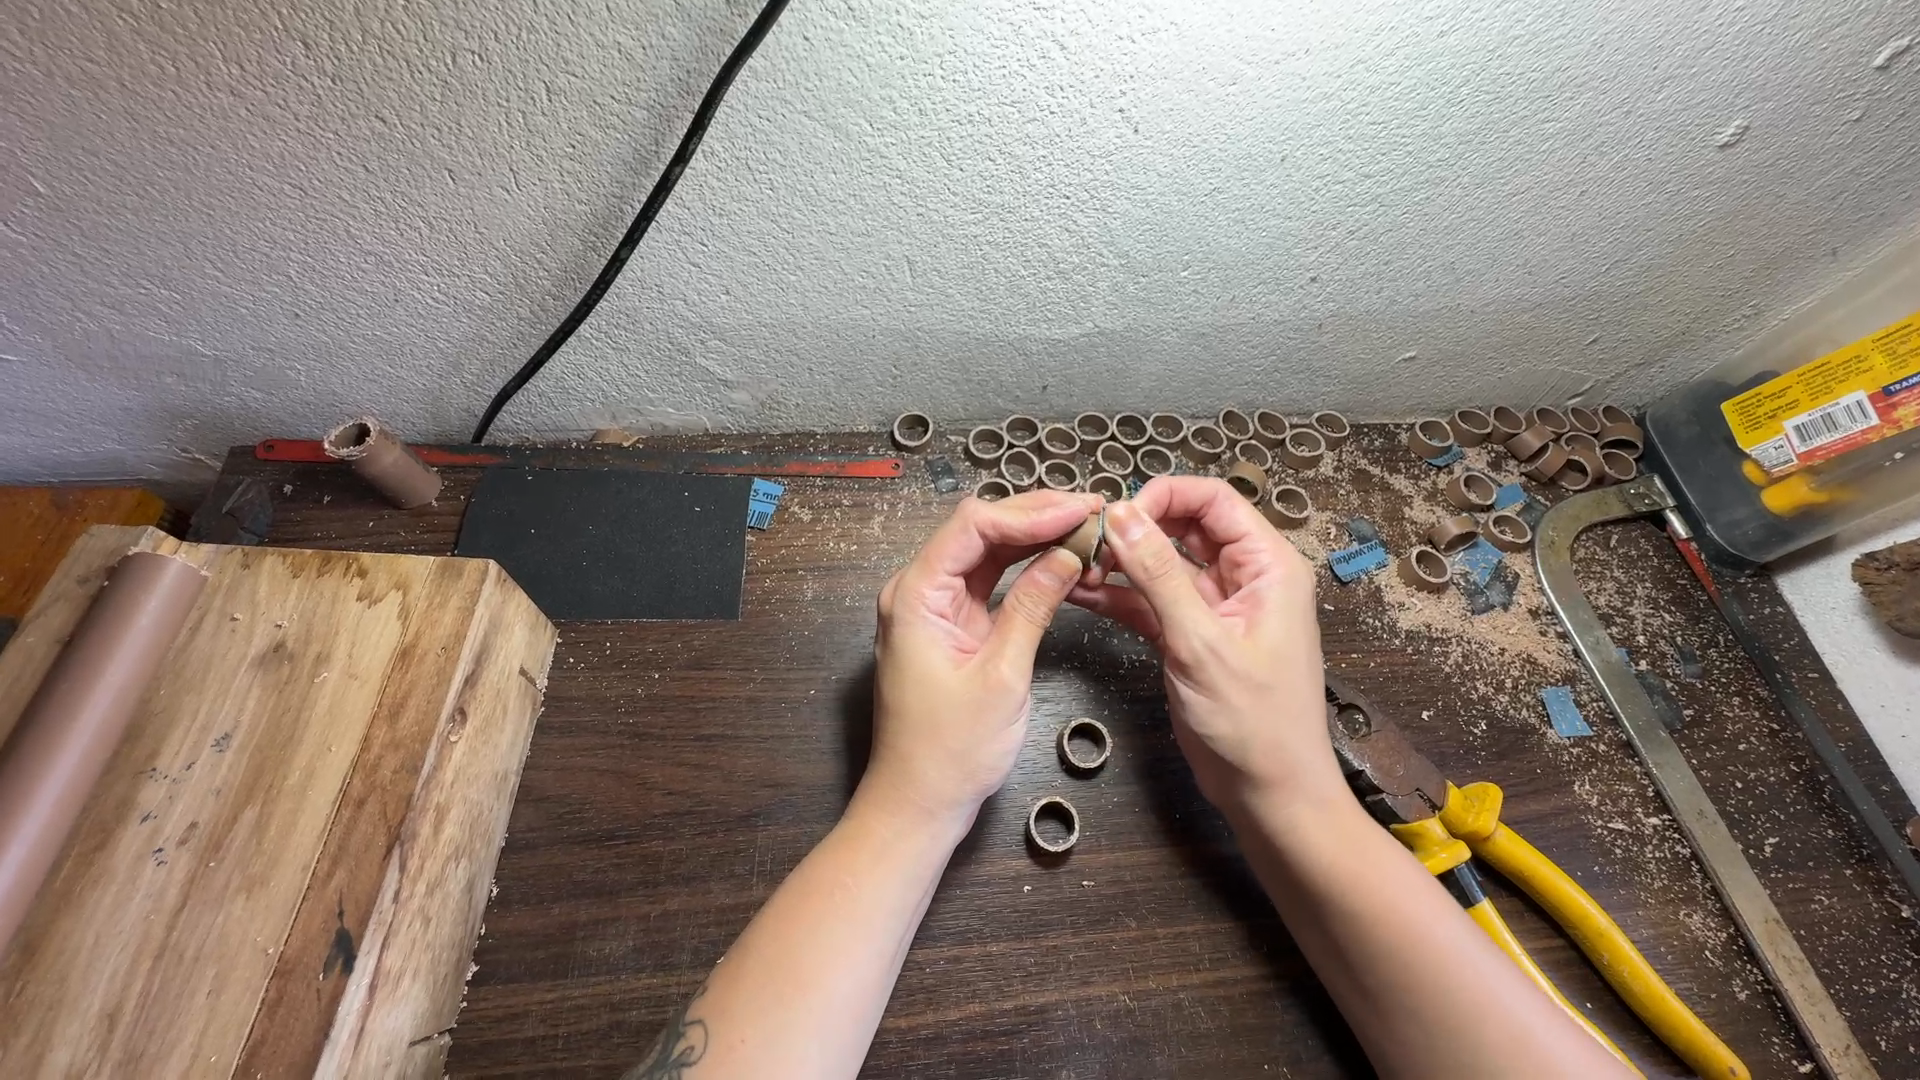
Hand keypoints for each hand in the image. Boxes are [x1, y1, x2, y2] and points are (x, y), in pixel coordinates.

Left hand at [866, 490, 1102, 823]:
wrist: (919, 800)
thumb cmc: (949, 750)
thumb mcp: (1002, 675)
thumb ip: (1033, 607)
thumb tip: (1068, 555)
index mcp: (915, 595)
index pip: (973, 525)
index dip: (1029, 512)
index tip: (1080, 511)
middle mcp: (918, 590)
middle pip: (979, 530)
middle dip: (1036, 517)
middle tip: (1092, 513)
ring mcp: (934, 606)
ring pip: (987, 552)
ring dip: (1034, 538)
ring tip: (1085, 530)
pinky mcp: (951, 623)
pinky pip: (989, 581)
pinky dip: (1025, 569)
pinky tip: (1059, 560)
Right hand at [1068, 477, 1342, 817]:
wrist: (1268, 793)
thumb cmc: (1256, 723)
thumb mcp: (1202, 643)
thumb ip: (1158, 575)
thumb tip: (1121, 514)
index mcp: (1267, 566)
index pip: (1214, 500)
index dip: (1163, 496)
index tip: (1116, 512)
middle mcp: (1242, 577)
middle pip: (1182, 526)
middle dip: (1134, 528)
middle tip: (1087, 541)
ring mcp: (1212, 607)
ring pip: (1160, 563)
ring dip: (1119, 562)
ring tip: (1075, 565)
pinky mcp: (1188, 635)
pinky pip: (1149, 601)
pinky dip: (1117, 596)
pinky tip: (1081, 593)